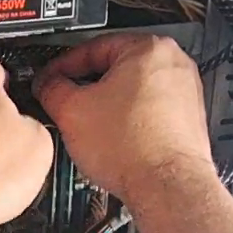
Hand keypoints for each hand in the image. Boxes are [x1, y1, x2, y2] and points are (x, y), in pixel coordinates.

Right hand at [35, 34, 217, 203]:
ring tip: (90, 130)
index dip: (61, 67)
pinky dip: (126, 124)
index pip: (92, 48)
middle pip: (113, 70)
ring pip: (130, 92)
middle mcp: (173, 62)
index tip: (49, 81)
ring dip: (105, 108)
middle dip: (85, 90)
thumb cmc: (132, 148)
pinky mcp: (185, 118)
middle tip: (65, 108)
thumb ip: (53, 90)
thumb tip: (47, 85)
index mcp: (148, 48)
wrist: (165, 185)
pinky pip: (146, 113)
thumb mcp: (71, 113)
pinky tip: (113, 143)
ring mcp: (184, 90)